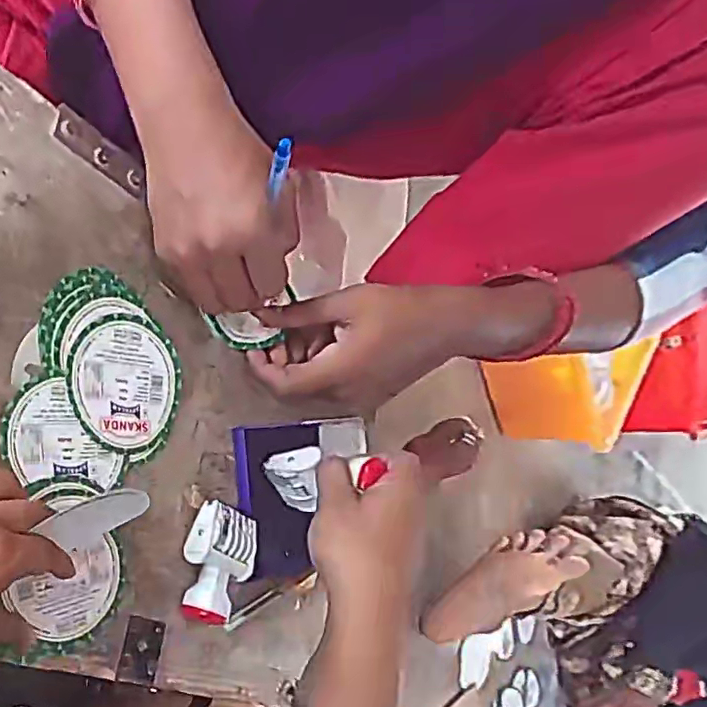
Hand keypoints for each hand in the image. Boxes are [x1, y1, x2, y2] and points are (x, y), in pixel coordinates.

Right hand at [142, 107, 298, 312]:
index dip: (275, 281)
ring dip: (226, 295)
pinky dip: (204, 281)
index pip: (270, 285)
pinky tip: (208, 260)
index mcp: (253, 230)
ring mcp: (188, 255)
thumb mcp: (276, 183)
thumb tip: (278, 258)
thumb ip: (283, 227)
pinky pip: (190, 286)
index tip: (272, 272)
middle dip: (252, 294)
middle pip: (241, 302)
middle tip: (253, 279)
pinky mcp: (166, 253)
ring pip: (213, 303)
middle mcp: (219, 249)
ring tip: (231, 277)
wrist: (182, 128)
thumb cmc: (234, 147)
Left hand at [246, 285, 466, 408]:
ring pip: (307, 389)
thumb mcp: (345, 303)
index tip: (254, 343)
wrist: (453, 325)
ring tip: (312, 328)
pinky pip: (326, 389)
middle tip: (283, 329)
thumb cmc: (403, 309)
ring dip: (298, 362)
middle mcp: (341, 398)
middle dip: (279, 360)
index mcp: (335, 376)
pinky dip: (317, 367)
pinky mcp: (364, 399)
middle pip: (290, 389)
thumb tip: (261, 316)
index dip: (259, 366)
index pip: (280, 384)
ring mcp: (354, 402)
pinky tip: (329, 339)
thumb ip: (298, 315)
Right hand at [308, 451, 435, 628]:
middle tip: (338, 501)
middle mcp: (417, 506)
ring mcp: (413, 534)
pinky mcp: (404, 557)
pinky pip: (383, 533)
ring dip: (361, 513)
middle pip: (390, 481)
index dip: (365, 460)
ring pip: (385, 508)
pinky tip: (347, 550)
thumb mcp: (330, 503)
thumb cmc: (356, 558)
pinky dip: (365, 536)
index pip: (393, 454)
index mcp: (405, 484)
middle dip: (360, 487)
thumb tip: (332, 463)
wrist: (368, 607)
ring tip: (339, 528)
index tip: (344, 474)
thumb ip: (331, 473)